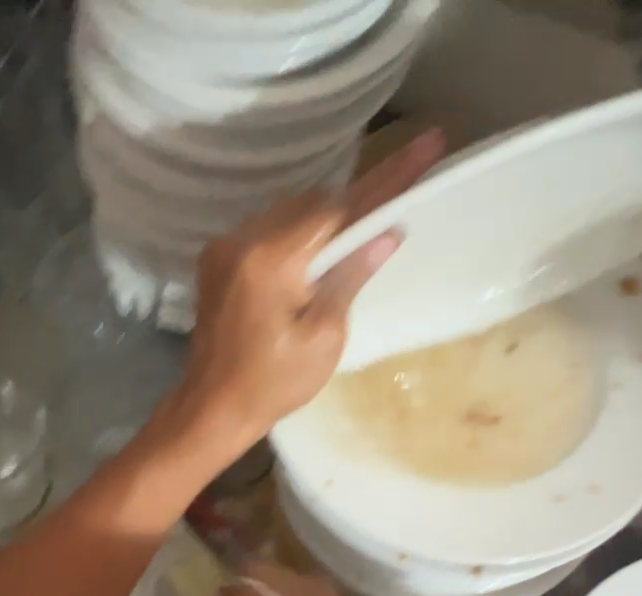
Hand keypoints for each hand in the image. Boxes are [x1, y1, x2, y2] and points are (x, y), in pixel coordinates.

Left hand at [166, 130, 445, 452]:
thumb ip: (351, 276)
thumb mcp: (324, 336)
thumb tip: (386, 231)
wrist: (212, 407)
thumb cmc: (274, 383)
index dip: (387, 177)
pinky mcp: (215, 260)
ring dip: (320, 221)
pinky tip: (308, 260)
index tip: (428, 142)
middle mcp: (242, 239)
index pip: (340, 206)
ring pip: (287, 213)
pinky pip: (265, 231)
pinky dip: (293, 236)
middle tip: (388, 211)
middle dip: (351, 204)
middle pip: (311, 203)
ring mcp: (223, 247)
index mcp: (271, 259)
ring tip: (348, 244)